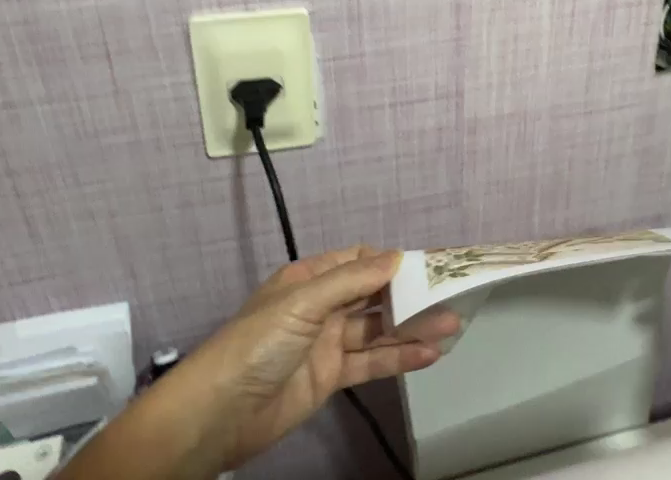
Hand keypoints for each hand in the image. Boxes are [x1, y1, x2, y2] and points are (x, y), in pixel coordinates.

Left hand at [191, 247, 459, 468]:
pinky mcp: (330, 377)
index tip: (428, 263)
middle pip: (372, 294)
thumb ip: (352, 280)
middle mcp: (321, 305)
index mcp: (309, 278)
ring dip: (412, 326)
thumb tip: (396, 256)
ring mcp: (327, 342)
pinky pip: (371, 362)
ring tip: (451, 323)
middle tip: (450, 292)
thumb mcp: (302, 302)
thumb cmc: (258, 343)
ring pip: (377, 329)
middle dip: (409, 293)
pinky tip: (429, 354)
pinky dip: (399, 357)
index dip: (391, 260)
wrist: (218, 414)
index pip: (358, 261)